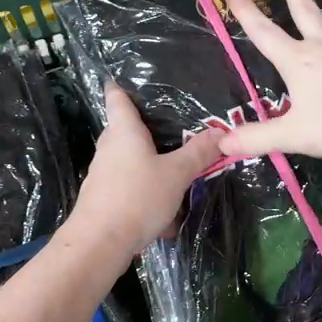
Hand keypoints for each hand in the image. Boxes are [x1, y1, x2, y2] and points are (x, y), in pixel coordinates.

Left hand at [72, 83, 224, 258]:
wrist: (98, 245)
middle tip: (176, 125)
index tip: (134, 76)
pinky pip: (130, 187)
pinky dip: (147, 194)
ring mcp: (104, 175)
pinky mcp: (104, 199)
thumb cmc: (136, 197)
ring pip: (130, 161)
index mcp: (124, 131)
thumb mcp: (176, 174)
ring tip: (179, 170)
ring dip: (151, 165)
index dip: (122, 83)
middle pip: (126, 128)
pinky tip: (167, 217)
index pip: (117, 96)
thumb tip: (222, 131)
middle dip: (148, 128)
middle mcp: (109, 148)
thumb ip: (199, 152)